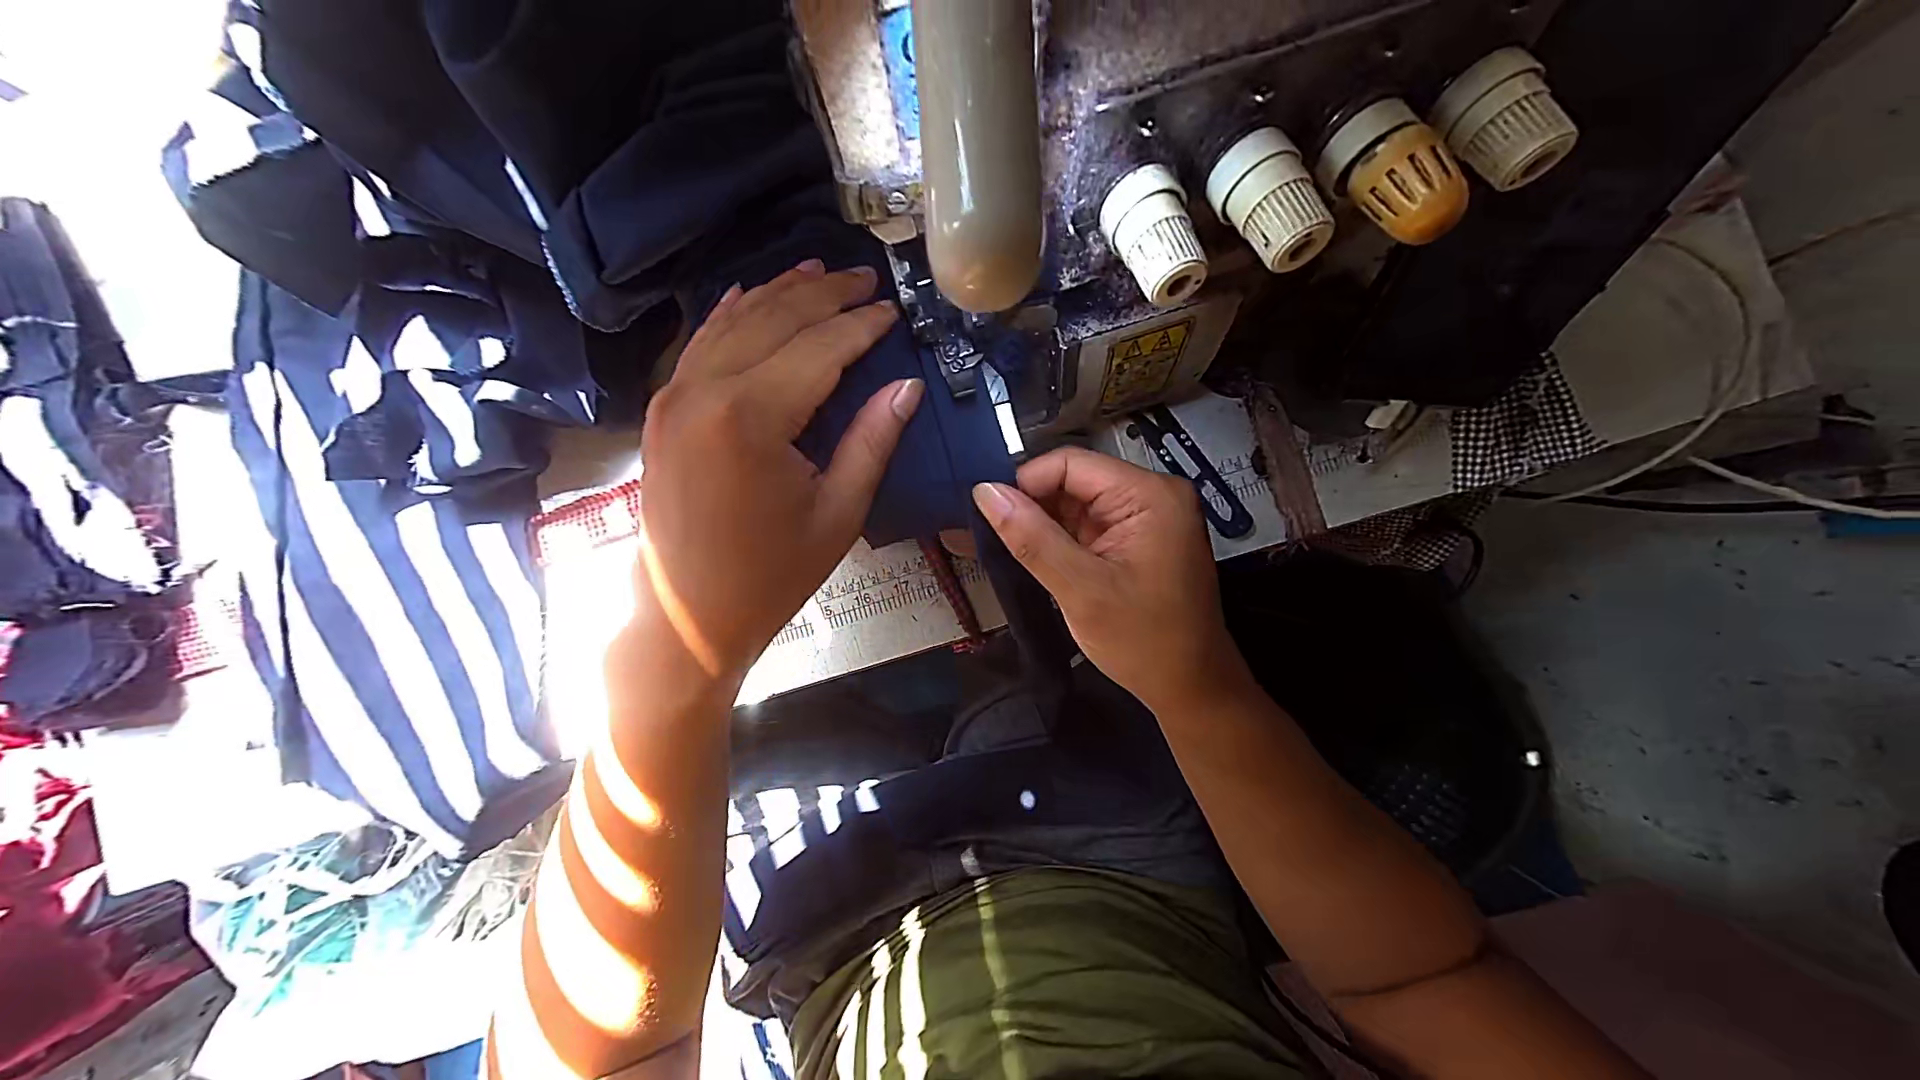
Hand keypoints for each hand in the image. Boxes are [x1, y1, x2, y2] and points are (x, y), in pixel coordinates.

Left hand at [635, 260, 921, 683]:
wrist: (686, 617)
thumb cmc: (771, 575)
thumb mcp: (838, 513)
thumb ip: (873, 440)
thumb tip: (907, 385)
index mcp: (751, 416)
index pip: (820, 348)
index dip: (862, 326)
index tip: (893, 310)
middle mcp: (704, 389)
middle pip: (776, 319)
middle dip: (825, 294)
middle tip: (866, 277)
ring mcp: (674, 395)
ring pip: (734, 322)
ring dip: (780, 294)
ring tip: (819, 272)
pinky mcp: (662, 409)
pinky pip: (700, 344)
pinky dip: (730, 315)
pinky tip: (750, 295)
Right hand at [972, 447, 1246, 710]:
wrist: (1190, 687)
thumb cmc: (1147, 642)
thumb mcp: (1082, 589)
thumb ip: (1032, 538)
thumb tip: (986, 493)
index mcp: (1149, 495)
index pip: (1071, 463)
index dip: (1026, 484)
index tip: (993, 515)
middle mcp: (1151, 496)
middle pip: (1072, 481)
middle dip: (1033, 508)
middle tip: (998, 540)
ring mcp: (1143, 519)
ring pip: (1074, 505)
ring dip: (1043, 528)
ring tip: (1016, 556)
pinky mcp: (1134, 540)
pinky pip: (1085, 527)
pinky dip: (1058, 543)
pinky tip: (1039, 563)